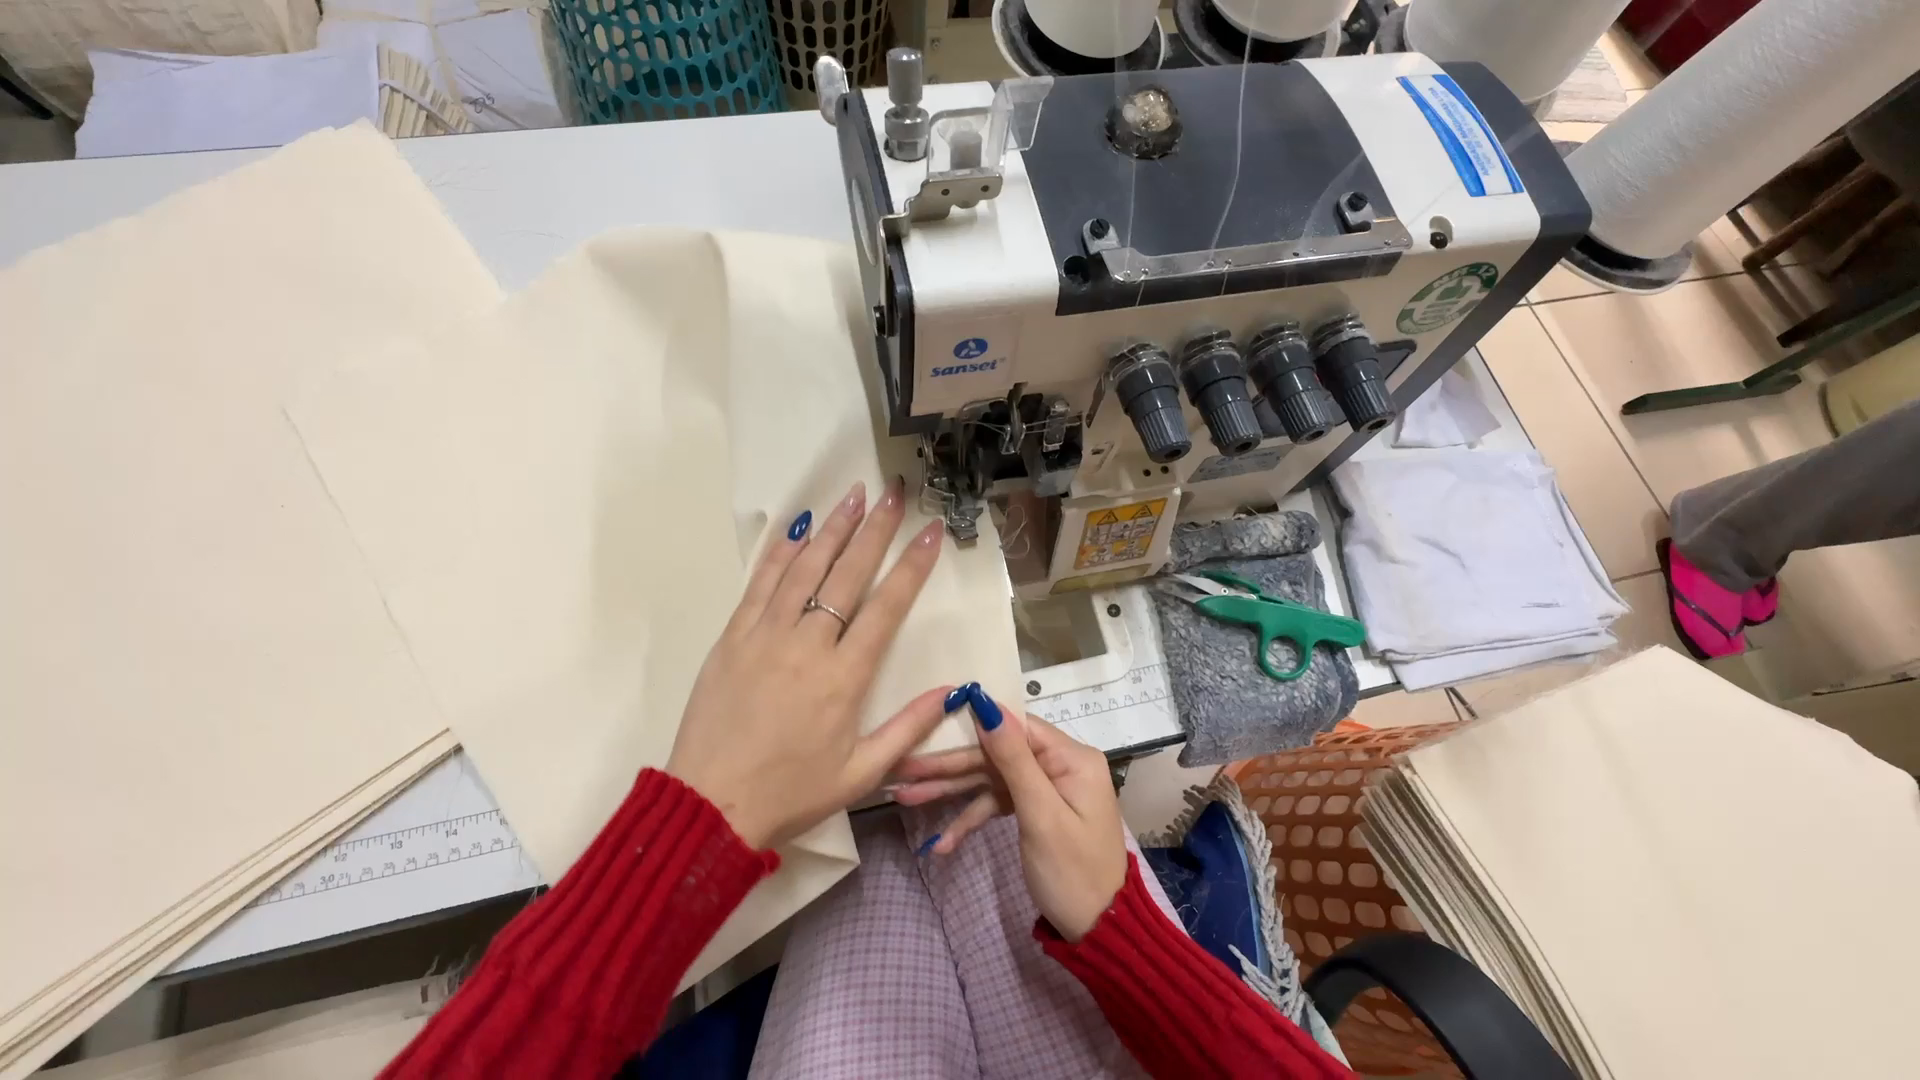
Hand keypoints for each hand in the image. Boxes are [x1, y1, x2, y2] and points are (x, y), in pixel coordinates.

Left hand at [666, 478, 952, 849]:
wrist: (709, 806)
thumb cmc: (791, 793)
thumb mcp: (861, 773)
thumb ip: (909, 728)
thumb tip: (954, 691)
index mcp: (844, 678)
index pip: (886, 607)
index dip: (912, 566)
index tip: (930, 533)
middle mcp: (807, 646)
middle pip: (847, 575)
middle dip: (875, 530)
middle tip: (894, 494)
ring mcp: (765, 636)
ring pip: (804, 570)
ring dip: (831, 529)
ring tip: (853, 496)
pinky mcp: (732, 638)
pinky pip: (760, 584)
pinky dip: (780, 553)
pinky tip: (796, 528)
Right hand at [892, 690, 1127, 940]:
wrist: (1100, 931)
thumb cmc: (1073, 873)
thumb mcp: (1041, 815)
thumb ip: (1013, 760)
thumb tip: (988, 705)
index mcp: (1072, 757)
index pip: (1015, 727)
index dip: (973, 726)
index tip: (929, 726)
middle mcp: (1060, 765)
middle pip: (997, 754)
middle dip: (951, 765)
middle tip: (904, 770)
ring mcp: (1047, 789)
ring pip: (992, 780)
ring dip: (952, 792)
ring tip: (905, 797)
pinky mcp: (1037, 810)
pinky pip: (999, 804)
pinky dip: (972, 819)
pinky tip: (942, 842)